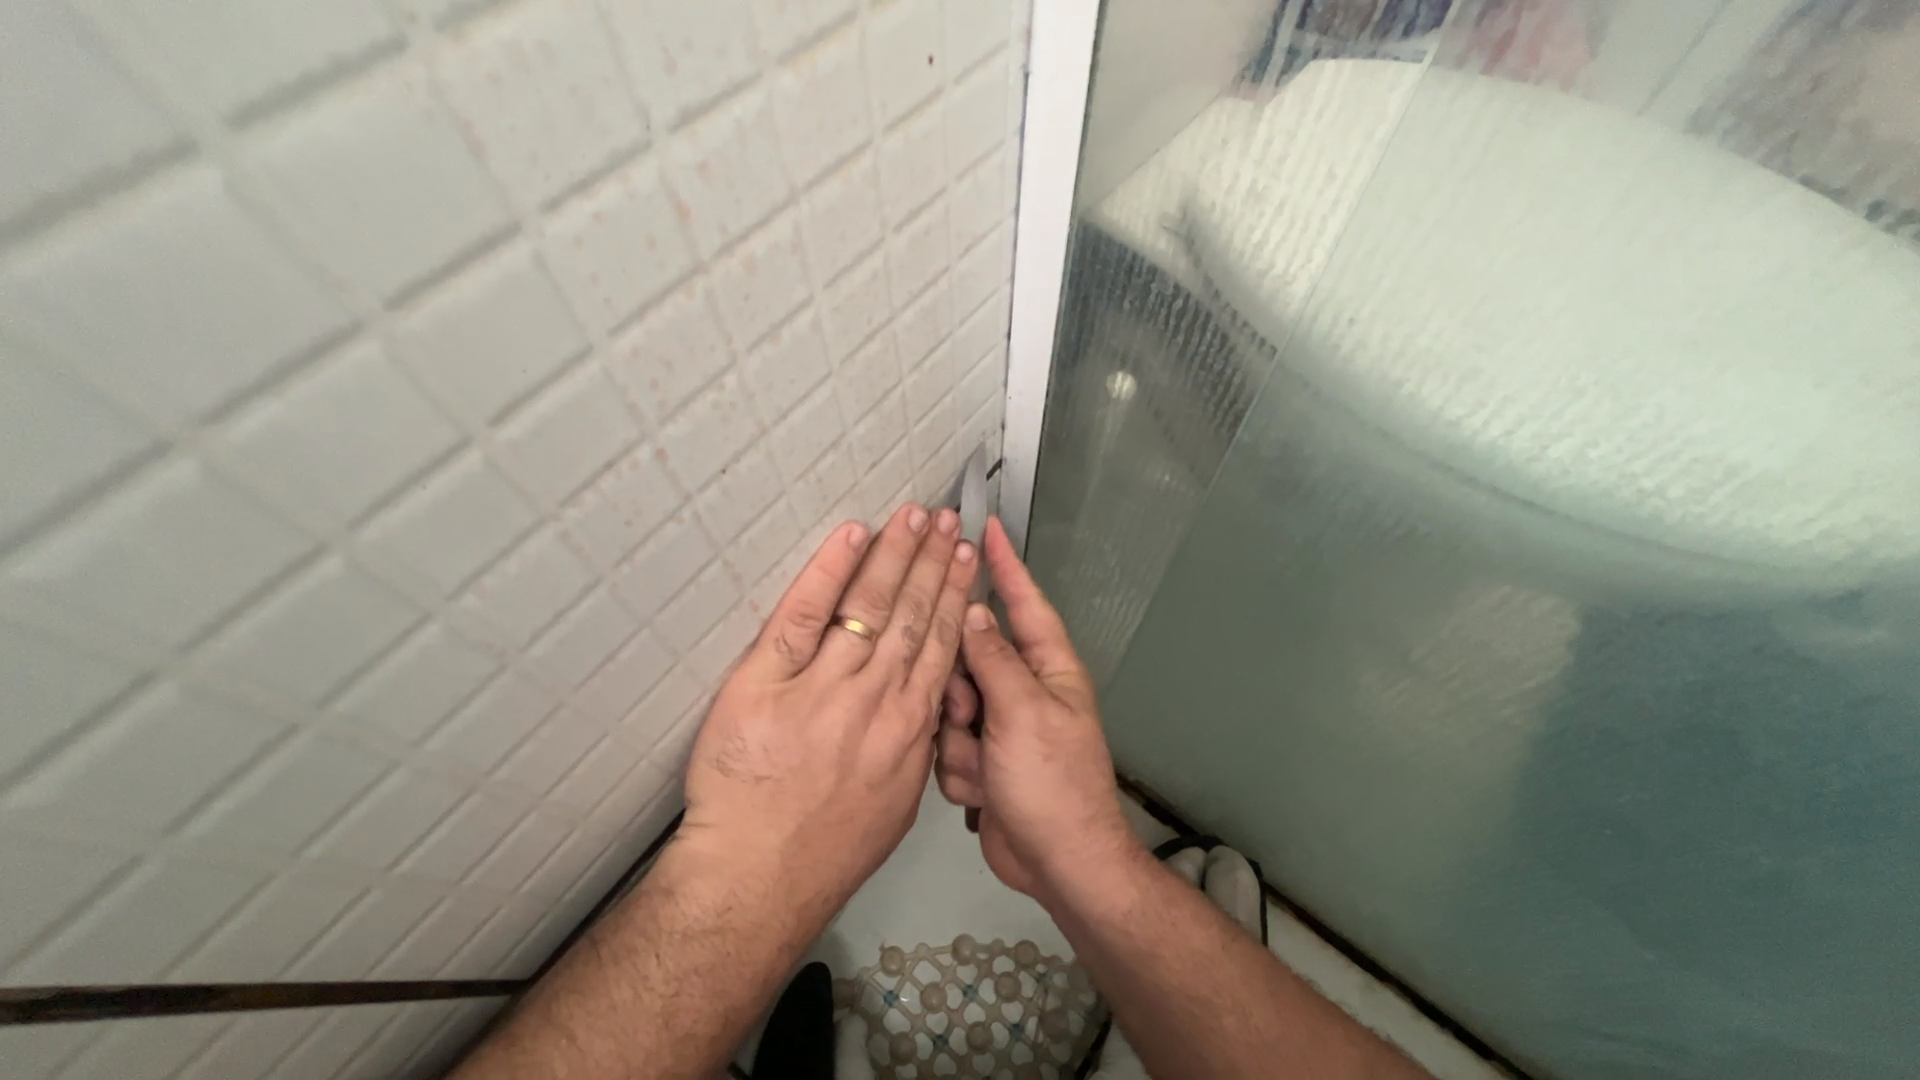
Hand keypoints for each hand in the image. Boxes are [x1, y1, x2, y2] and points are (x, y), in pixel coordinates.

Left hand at [679, 503, 977, 919]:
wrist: (758, 876)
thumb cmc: (829, 850)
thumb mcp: (898, 800)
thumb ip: (916, 743)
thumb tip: (925, 704)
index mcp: (911, 724)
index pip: (942, 642)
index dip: (955, 594)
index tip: (966, 559)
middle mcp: (876, 696)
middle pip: (913, 614)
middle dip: (933, 561)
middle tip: (946, 519)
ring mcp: (822, 686)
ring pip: (869, 606)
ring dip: (895, 555)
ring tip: (912, 517)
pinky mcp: (767, 682)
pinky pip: (803, 615)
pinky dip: (827, 571)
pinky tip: (849, 537)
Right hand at [934, 518, 1139, 902]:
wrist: (1057, 864)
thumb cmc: (1052, 782)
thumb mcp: (1022, 713)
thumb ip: (993, 658)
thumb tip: (973, 610)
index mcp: (1048, 668)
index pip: (1024, 603)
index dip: (1005, 565)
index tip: (986, 527)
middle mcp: (1022, 690)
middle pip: (968, 659)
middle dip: (961, 693)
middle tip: (969, 719)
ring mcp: (1000, 727)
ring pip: (950, 706)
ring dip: (960, 743)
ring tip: (983, 770)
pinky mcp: (982, 761)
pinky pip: (949, 746)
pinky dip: (961, 772)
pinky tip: (981, 795)